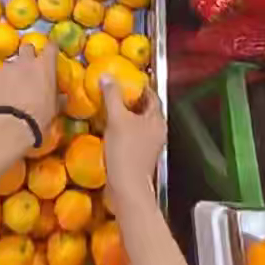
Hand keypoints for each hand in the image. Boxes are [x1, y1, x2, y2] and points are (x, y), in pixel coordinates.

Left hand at [0, 43, 58, 147]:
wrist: (12, 123)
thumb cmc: (39, 116)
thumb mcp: (54, 107)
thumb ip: (58, 96)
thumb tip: (62, 96)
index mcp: (45, 66)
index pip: (51, 47)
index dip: (50, 50)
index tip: (50, 55)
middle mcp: (27, 61)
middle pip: (27, 47)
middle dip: (28, 54)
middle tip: (29, 68)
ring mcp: (8, 66)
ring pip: (11, 61)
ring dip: (13, 69)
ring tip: (12, 84)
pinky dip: (0, 79)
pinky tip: (0, 91)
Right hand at [102, 78, 165, 201]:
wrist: (127, 187)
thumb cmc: (126, 150)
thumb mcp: (117, 118)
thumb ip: (112, 96)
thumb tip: (107, 76)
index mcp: (157, 119)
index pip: (152, 96)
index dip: (141, 86)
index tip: (126, 80)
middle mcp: (158, 131)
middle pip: (146, 109)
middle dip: (132, 100)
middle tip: (115, 93)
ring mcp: (151, 145)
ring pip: (140, 124)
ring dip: (127, 116)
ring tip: (110, 109)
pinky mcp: (141, 157)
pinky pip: (134, 136)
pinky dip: (124, 130)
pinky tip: (110, 130)